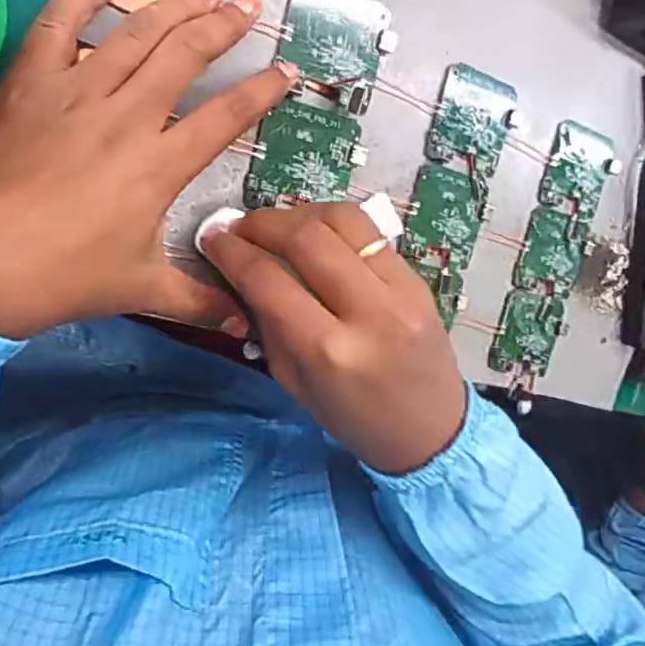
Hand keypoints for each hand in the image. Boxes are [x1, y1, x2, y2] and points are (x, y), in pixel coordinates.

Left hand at [0, 0, 294, 338]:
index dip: (262, 91)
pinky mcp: (29, 83)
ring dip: (174, 4)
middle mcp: (126, 118)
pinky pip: (58, 23)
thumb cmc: (62, 279)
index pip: (225, 117)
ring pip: (136, 32)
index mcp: (158, 167)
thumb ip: (197, 301)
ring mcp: (75, 93)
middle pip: (186, 57)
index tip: (286, 71)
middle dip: (223, 26)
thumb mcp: (138, 290)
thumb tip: (244, 323)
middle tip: (245, 3)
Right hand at [201, 203, 468, 474]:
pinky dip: (331, 222)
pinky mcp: (419, 280)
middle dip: (261, 223)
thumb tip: (242, 273)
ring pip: (343, 221)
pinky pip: (370, 232)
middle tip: (238, 227)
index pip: (268, 280)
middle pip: (306, 238)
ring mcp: (402, 292)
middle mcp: (368, 313)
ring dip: (298, 213)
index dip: (231, 253)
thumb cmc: (351, 418)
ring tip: (275, 224)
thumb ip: (267, 324)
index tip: (212, 240)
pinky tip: (312, 232)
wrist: (432, 432)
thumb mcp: (292, 381)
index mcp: (328, 351)